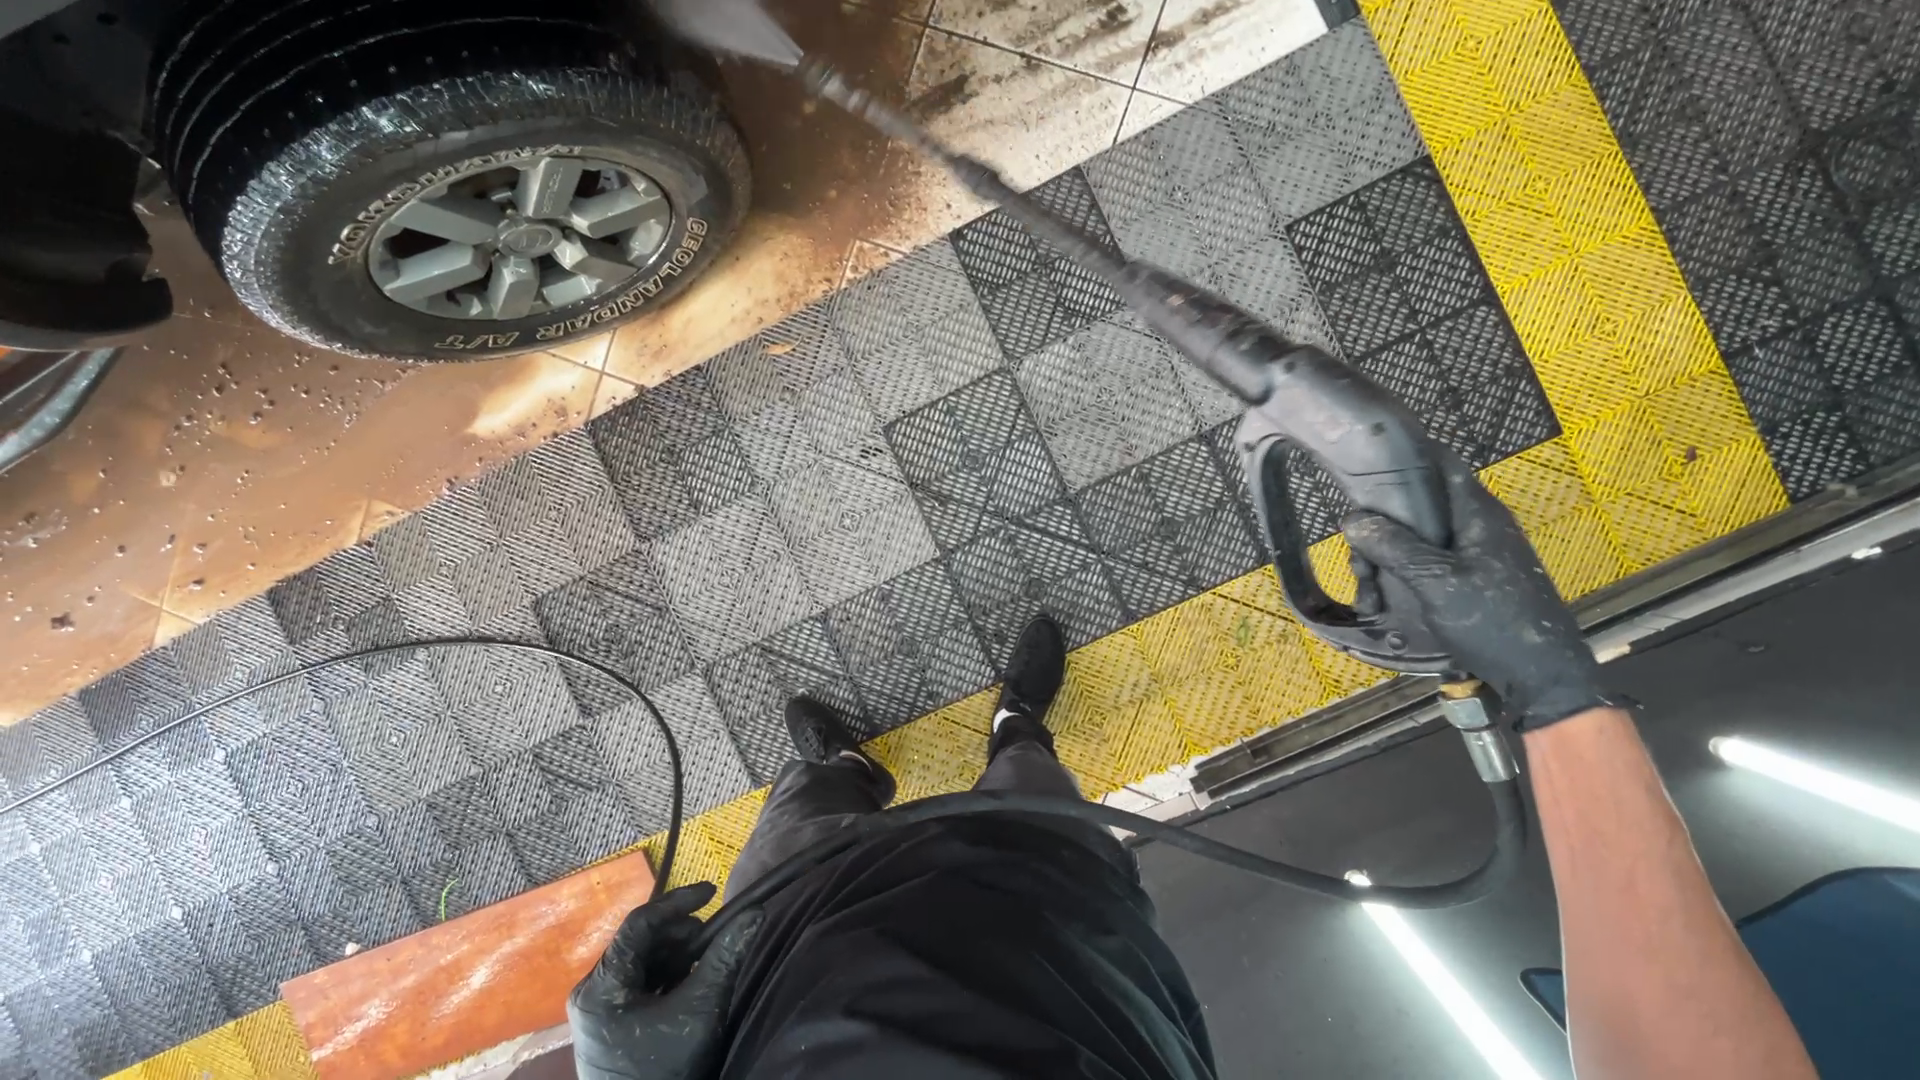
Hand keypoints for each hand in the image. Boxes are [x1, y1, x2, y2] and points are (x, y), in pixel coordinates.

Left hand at [568, 882, 763, 1079]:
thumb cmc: (666, 1071)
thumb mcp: (701, 1010)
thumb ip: (725, 956)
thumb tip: (756, 912)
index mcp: (601, 986)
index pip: (639, 923)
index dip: (678, 902)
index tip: (713, 892)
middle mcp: (590, 992)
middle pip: (639, 940)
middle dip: (679, 931)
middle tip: (712, 936)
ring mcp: (595, 1010)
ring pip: (640, 960)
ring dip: (675, 952)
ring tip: (704, 961)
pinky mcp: (605, 1024)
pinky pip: (637, 981)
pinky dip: (665, 973)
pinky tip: (688, 982)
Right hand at [1342, 448, 1606, 729]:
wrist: (1540, 676)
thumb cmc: (1493, 620)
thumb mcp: (1435, 581)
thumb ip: (1395, 546)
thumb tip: (1352, 517)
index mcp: (1478, 515)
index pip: (1443, 464)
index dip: (1408, 456)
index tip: (1368, 464)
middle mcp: (1477, 528)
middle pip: (1417, 512)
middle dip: (1381, 532)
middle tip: (1360, 563)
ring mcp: (1475, 556)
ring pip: (1416, 544)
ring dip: (1386, 563)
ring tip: (1370, 594)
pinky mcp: (1470, 581)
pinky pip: (1425, 568)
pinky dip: (1402, 580)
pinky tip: (1385, 603)